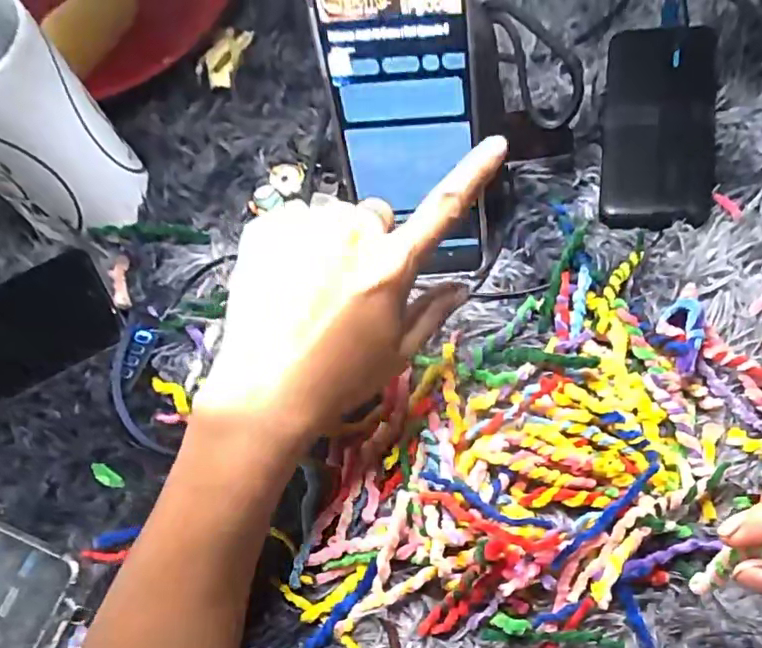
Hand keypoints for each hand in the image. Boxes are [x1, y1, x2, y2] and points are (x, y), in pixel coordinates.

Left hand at [194, 136, 508, 441]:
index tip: (494, 144)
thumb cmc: (343, 377)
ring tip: (316, 291)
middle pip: (377, 216)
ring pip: (333, 217)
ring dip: (332, 241)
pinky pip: (294, 221)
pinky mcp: (266, 226)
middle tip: (356, 289)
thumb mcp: (399, 351)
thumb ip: (432, 311)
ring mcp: (305, 224)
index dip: (472, 175)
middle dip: (374, 241)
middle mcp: (352, 232)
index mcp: (392, 266)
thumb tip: (461, 287)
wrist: (269, 390)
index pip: (443, 210)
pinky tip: (288, 284)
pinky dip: (296, 245)